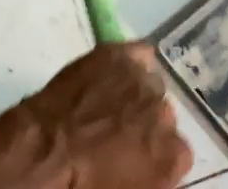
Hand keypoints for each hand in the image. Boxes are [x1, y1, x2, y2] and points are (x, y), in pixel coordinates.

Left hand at [21, 43, 192, 188]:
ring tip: (110, 98)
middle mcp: (166, 114)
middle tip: (118, 126)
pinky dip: (132, 59)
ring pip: (150, 82)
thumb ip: (157, 173)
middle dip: (144, 119)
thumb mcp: (134, 187)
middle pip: (162, 112)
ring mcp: (141, 81)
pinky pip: (139, 52)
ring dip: (135, 90)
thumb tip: (153, 161)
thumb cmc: (89, 181)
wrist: (51, 149)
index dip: (153, 148)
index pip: (177, 147)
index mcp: (175, 155)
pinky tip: (117, 68)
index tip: (136, 150)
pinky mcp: (118, 56)